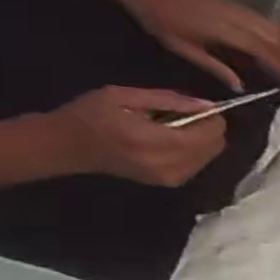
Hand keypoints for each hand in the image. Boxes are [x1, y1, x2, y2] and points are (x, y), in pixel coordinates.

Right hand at [44, 87, 227, 186]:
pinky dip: (193, 152)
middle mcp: (170, 164)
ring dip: (202, 141)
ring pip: (209, 157)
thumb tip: (207, 105)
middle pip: (214, 147)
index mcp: (156, 141)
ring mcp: (172, 177)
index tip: (203, 108)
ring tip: (174, 128)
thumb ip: (168, 100)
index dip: (213, 119)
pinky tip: (170, 142)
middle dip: (209, 130)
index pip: (209, 134)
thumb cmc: (89, 115)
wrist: (65, 147)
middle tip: (187, 116)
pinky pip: (198, 165)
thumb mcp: (122, 95)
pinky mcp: (170, 183)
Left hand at [113, 0, 279, 90]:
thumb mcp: (181, 47)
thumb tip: (239, 87)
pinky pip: (265, 20)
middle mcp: (235, 16)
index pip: (263, 50)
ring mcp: (236, 7)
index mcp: (223, 29)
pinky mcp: (234, 3)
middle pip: (276, 36)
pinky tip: (278, 45)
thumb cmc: (158, 17)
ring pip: (274, 26)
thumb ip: (214, 67)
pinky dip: (278, 35)